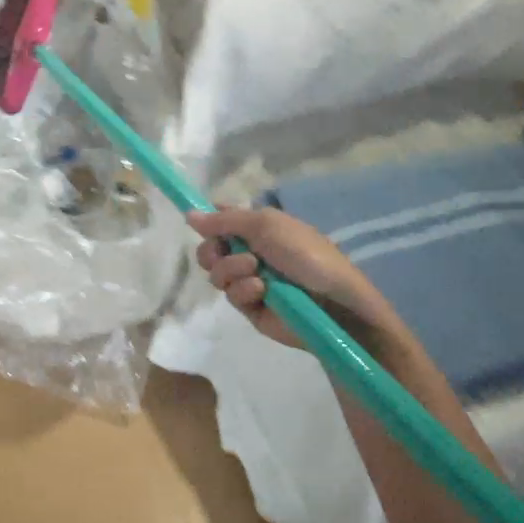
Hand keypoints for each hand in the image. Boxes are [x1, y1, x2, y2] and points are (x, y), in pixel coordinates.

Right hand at [190, 207, 394, 348]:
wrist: (334, 303)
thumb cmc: (306, 254)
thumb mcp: (266, 224)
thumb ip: (225, 220)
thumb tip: (189, 214)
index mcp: (257, 229)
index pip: (222, 220)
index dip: (210, 220)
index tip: (201, 223)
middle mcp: (249, 252)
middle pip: (209, 249)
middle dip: (212, 249)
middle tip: (224, 250)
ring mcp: (248, 281)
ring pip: (215, 272)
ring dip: (231, 268)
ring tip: (254, 271)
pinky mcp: (250, 308)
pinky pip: (230, 295)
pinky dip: (243, 289)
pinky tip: (261, 291)